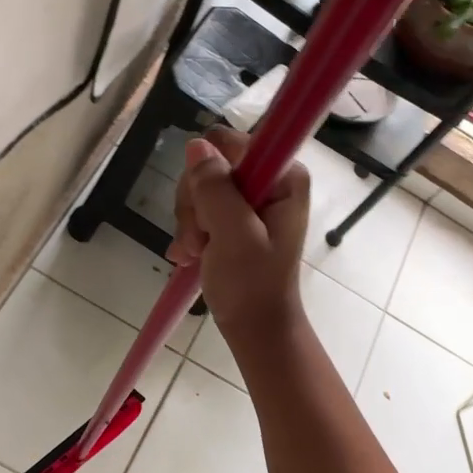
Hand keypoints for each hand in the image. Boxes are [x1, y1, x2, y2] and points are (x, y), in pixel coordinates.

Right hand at [166, 127, 310, 345]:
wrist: (255, 329)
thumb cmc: (251, 286)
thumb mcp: (233, 235)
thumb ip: (216, 188)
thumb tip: (197, 145)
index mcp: (284, 177)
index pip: (231, 144)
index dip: (210, 173)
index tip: (209, 210)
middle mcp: (271, 181)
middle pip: (211, 166)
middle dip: (197, 205)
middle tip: (200, 241)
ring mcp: (252, 201)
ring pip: (200, 189)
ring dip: (191, 223)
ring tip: (196, 254)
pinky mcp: (235, 219)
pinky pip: (201, 209)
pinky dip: (191, 233)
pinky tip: (188, 257)